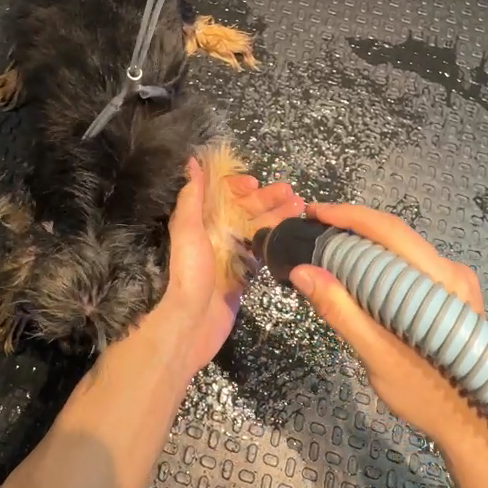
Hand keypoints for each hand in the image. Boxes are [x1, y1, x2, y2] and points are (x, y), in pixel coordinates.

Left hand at [153, 160, 302, 373]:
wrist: (190, 324)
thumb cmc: (188, 273)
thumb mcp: (187, 230)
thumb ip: (192, 197)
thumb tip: (192, 162)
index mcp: (200, 221)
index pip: (222, 195)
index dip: (238, 186)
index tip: (255, 183)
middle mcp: (215, 234)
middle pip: (244, 210)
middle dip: (267, 199)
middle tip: (292, 193)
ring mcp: (230, 254)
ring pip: (257, 229)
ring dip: (277, 217)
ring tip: (300, 207)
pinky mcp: (243, 275)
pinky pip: (261, 252)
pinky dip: (276, 241)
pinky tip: (292, 234)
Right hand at [290, 203, 487, 487]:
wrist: (475, 429)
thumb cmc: (428, 395)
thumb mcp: (377, 356)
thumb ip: (341, 311)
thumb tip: (301, 270)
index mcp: (442, 281)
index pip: (389, 230)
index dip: (347, 215)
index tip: (312, 211)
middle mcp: (453, 270)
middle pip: (395, 232)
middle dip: (351, 223)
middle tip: (313, 223)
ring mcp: (456, 279)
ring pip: (401, 245)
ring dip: (364, 239)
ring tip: (327, 241)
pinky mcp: (453, 290)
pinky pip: (409, 261)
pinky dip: (379, 258)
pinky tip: (357, 265)